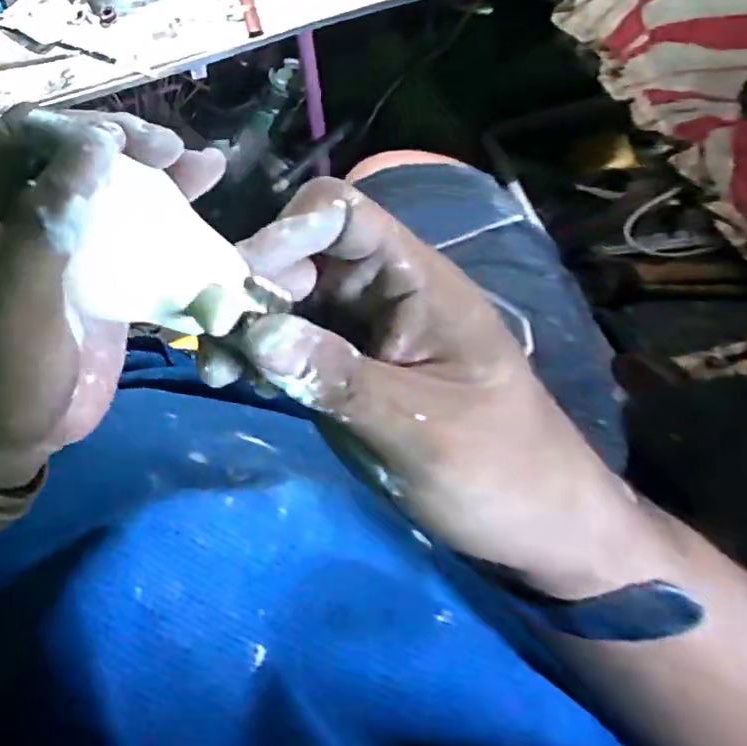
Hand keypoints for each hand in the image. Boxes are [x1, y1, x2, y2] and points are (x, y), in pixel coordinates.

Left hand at [0, 107, 224, 490]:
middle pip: (70, 154)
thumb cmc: (0, 366)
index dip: (71, 127)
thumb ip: (48, 217)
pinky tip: (205, 192)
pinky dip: (166, 211)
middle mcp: (18, 216)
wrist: (9, 434)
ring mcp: (60, 244)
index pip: (23, 138)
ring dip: (152, 170)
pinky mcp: (95, 274)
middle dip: (119, 142)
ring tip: (200, 164)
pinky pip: (131, 230)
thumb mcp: (16, 293)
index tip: (122, 141)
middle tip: (168, 151)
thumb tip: (94, 142)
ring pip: (105, 188)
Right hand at [228, 177, 667, 597]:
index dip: (285, 228)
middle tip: (214, 338)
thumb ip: (337, 377)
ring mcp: (341, 322)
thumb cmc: (502, 472)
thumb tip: (254, 333)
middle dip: (242, 289)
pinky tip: (230, 378)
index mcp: (412, 281)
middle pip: (284, 254)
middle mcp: (368, 289)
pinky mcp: (320, 356)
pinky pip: (263, 334)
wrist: (531, 532)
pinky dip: (237, 350)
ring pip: (264, 295)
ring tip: (219, 370)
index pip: (339, 213)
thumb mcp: (421, 429)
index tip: (243, 280)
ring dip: (231, 326)